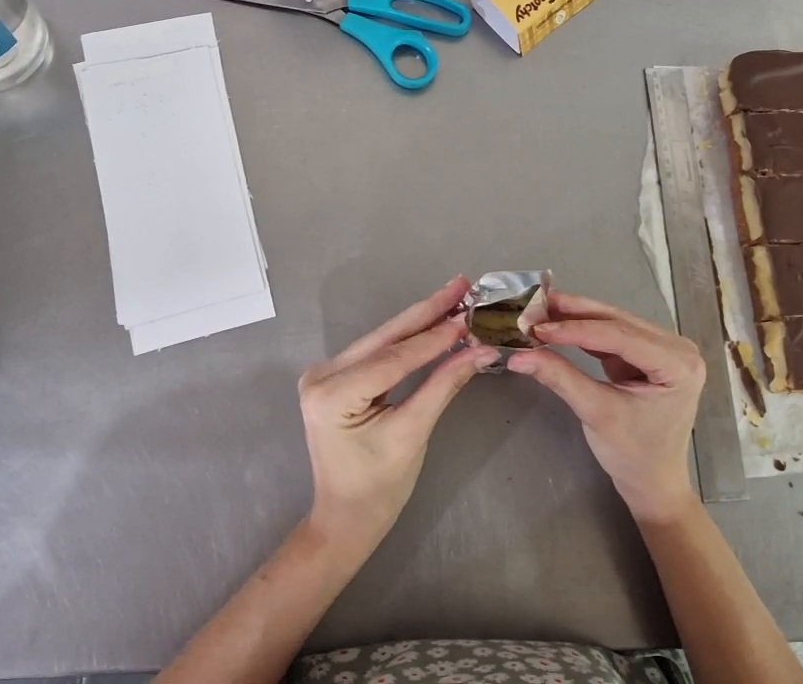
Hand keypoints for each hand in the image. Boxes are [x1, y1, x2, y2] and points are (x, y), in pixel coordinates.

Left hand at [299, 277, 497, 544]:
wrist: (347, 517)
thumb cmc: (379, 486)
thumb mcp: (413, 433)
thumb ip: (444, 385)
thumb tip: (480, 351)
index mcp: (332, 394)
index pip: (394, 358)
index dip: (435, 336)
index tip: (469, 315)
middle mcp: (322, 375)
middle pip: (386, 338)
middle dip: (428, 311)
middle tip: (463, 284)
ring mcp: (325, 374)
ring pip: (383, 341)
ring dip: (421, 321)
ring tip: (455, 297)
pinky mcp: (336, 377)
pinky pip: (378, 352)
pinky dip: (408, 340)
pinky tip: (433, 322)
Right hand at [507, 292, 704, 523]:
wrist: (653, 482)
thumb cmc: (633, 454)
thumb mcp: (596, 413)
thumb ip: (561, 378)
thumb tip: (519, 356)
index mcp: (678, 364)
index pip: (620, 336)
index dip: (577, 329)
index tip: (539, 326)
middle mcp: (678, 348)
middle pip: (619, 322)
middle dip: (575, 313)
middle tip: (536, 303)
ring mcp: (664, 349)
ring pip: (615, 323)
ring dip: (578, 317)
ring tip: (541, 309)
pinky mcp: (648, 354)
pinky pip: (614, 335)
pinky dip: (585, 332)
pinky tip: (559, 324)